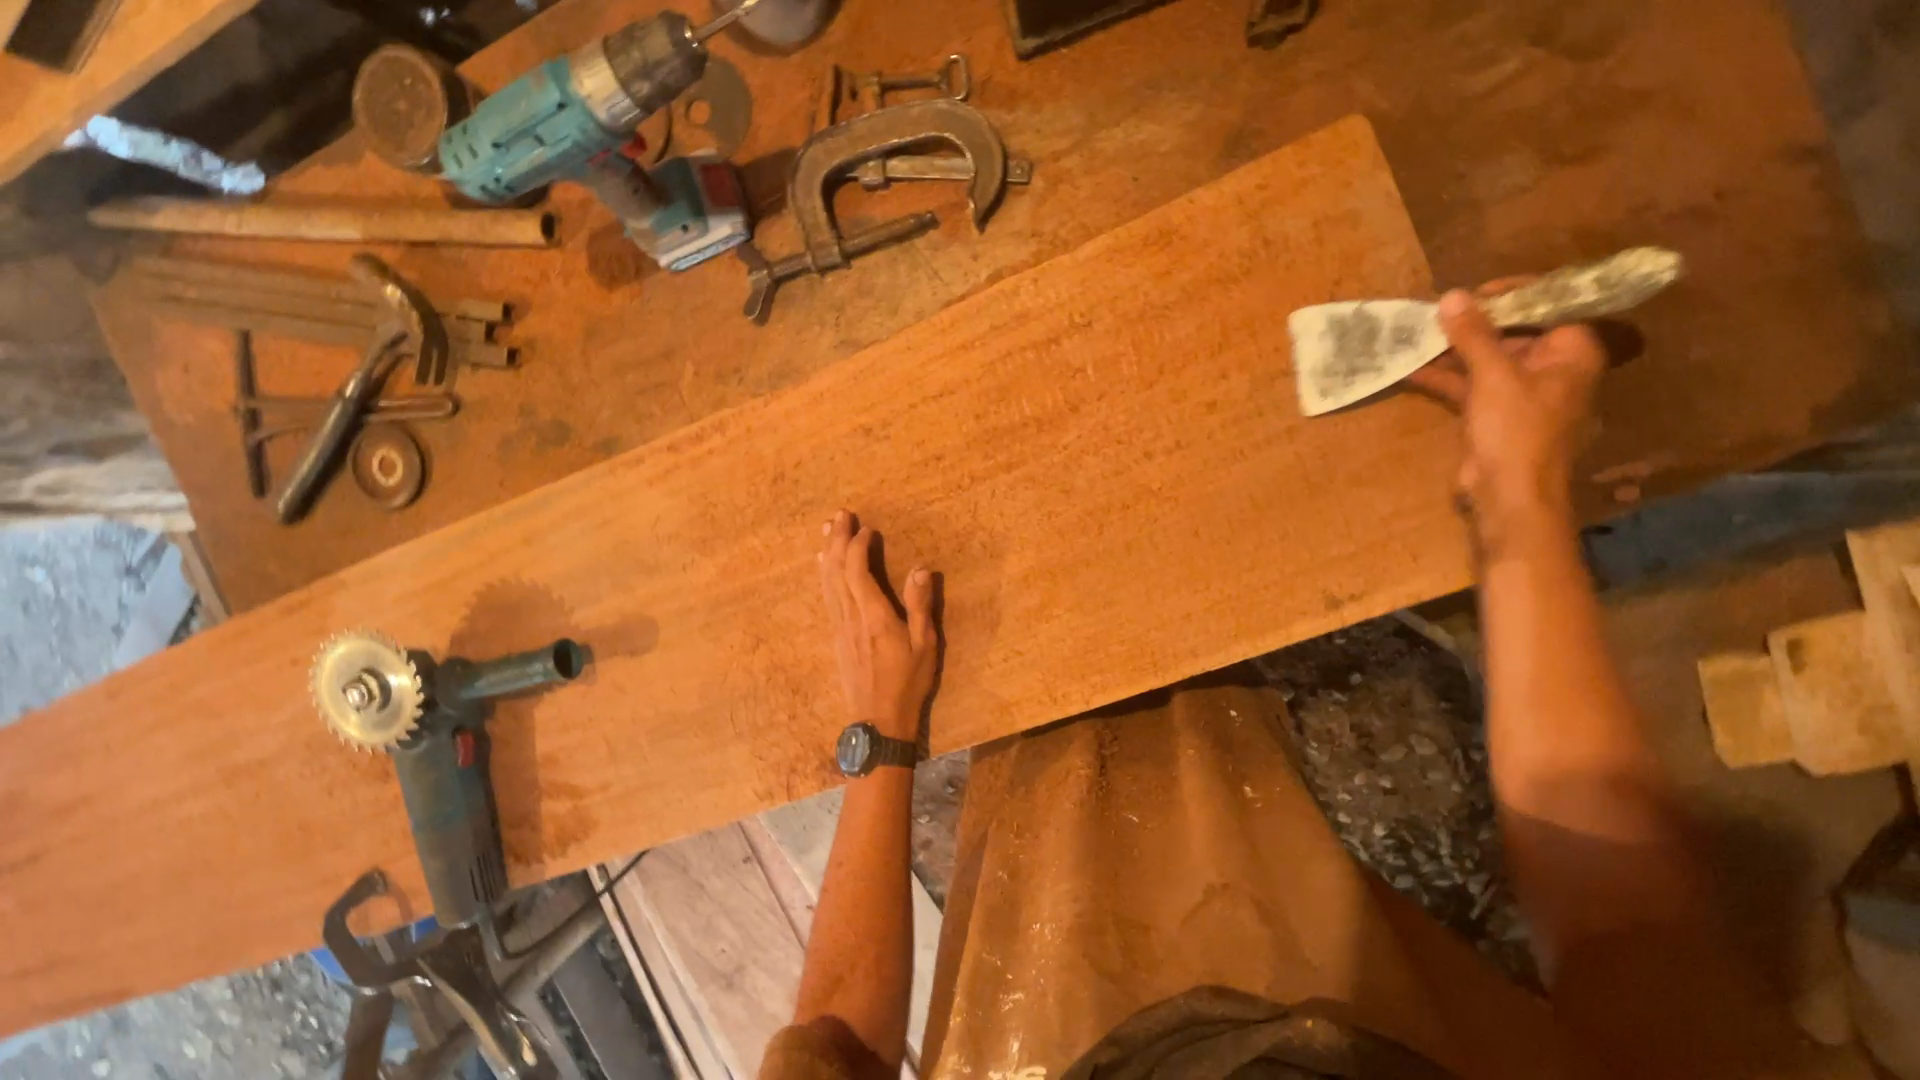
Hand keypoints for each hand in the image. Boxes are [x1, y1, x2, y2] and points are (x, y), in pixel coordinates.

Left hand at [819, 510, 937, 740]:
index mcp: (874, 616)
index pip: (858, 571)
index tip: (867, 529)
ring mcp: (840, 627)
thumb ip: (921, 607)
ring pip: (827, 582)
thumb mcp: (925, 646)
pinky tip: (824, 566)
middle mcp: (851, 617)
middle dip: (838, 540)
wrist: (878, 720)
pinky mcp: (836, 636)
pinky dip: (824, 575)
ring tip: (827, 529)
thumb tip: (920, 569)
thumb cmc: (907, 683)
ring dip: (827, 553)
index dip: (859, 546)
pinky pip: (826, 597)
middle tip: (840, 514)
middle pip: (837, 571)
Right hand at [1407, 286, 1605, 555]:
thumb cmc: (1516, 430)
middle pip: (1512, 331)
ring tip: (1416, 333)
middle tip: (1436, 311)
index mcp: (1570, 352)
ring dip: (1452, 349)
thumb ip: (1473, 335)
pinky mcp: (1493, 414)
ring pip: (1486, 359)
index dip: (1512, 294)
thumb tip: (1452, 296)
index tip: (1472, 293)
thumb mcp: (1494, 376)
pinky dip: (1443, 376)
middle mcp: (1550, 368)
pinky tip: (1409, 368)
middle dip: (1473, 322)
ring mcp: (1519, 393)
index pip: (1548, 305)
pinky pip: (1469, 385)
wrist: (1509, 494)